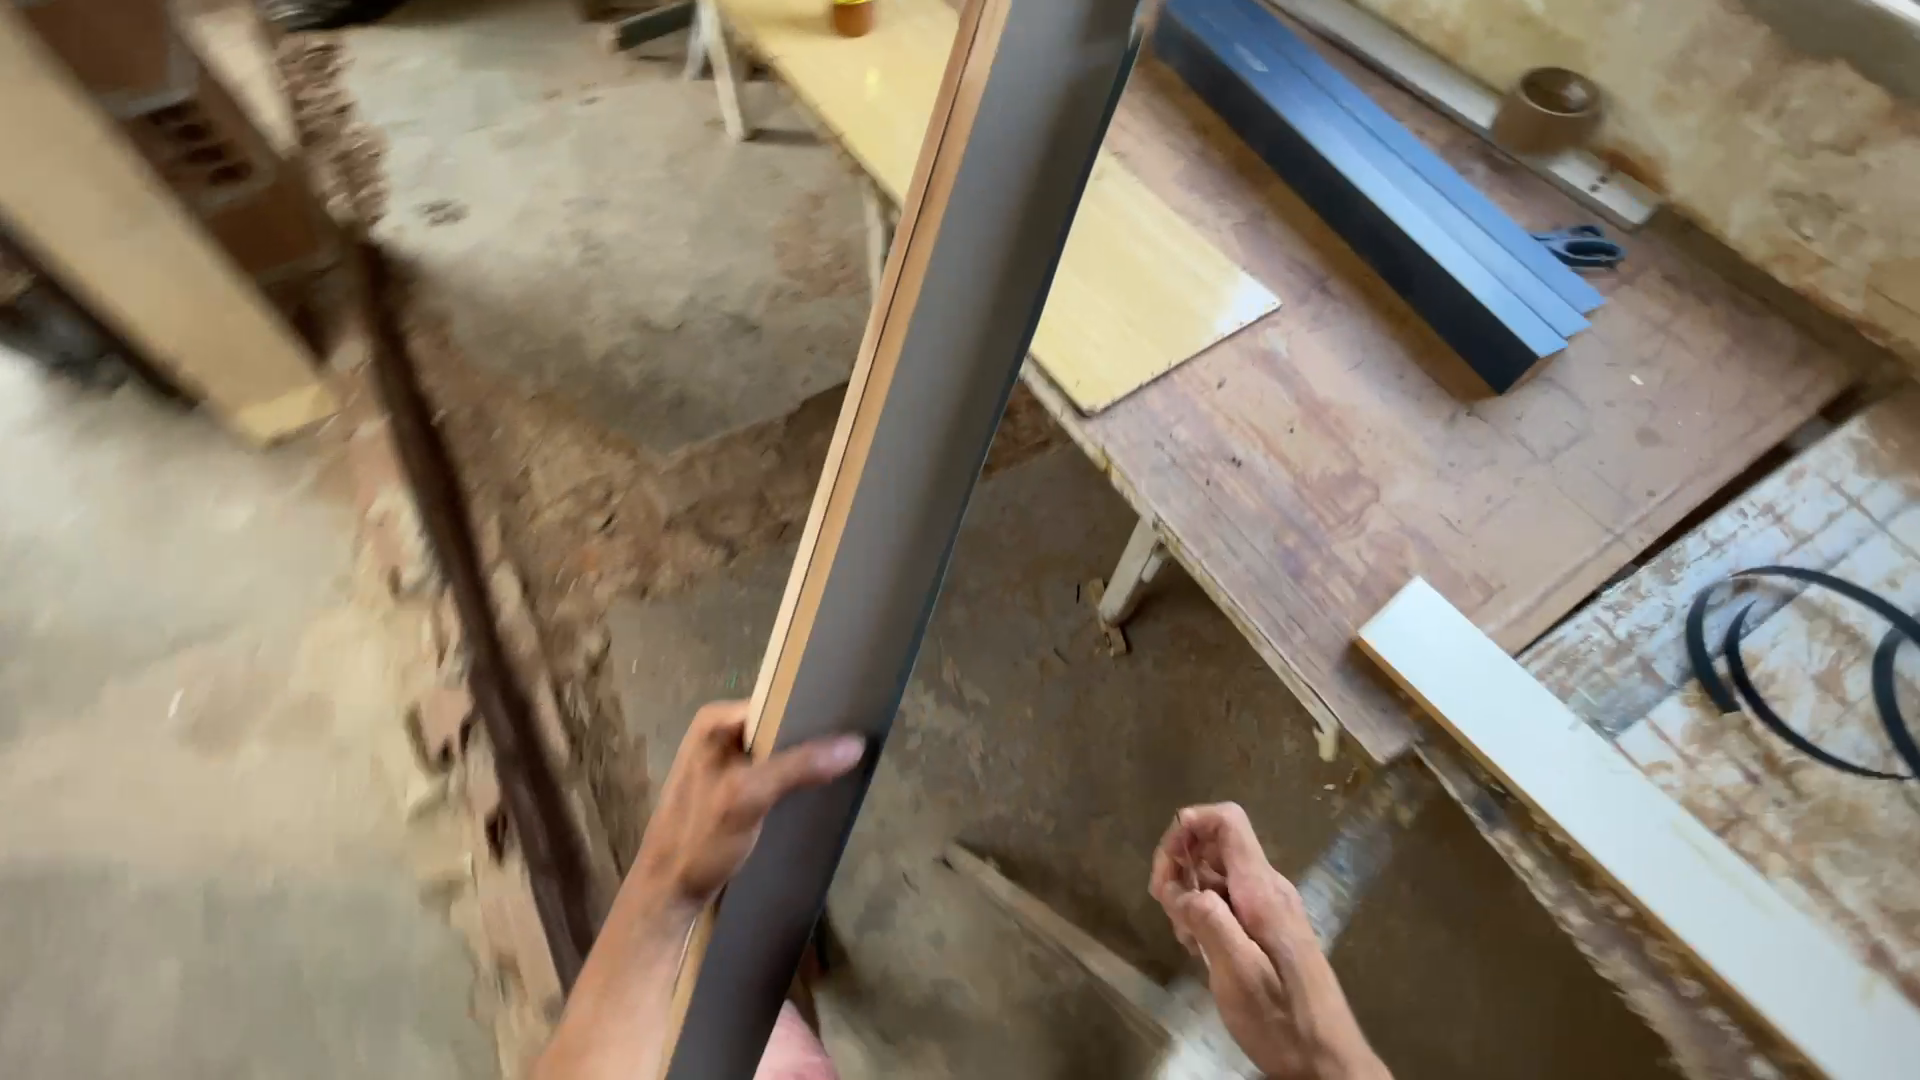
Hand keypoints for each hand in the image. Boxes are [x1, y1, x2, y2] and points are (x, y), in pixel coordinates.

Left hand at [633, 700, 865, 914]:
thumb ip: (798, 767)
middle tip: (852, 745)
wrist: (667, 897)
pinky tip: (817, 789)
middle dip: (812, 736)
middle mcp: (719, 731)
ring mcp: (726, 761)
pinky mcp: (734, 788)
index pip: (777, 701)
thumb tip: (856, 743)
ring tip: (844, 763)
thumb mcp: (748, 797)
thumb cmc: (699, 841)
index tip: (848, 719)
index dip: (812, 710)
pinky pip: (774, 772)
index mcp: (715, 719)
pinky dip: (795, 780)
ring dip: (807, 760)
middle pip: (780, 725)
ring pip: (779, 750)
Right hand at [1151, 803, 1387, 1079]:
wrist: (1330, 1066)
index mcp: (1261, 889)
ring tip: (1183, 934)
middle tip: (1164, 903)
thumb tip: (1180, 887)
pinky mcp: (1266, 928)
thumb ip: (1209, 922)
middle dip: (1180, 862)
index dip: (1190, 824)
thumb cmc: (1284, 1021)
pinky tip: (1198, 946)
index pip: (1227, 821)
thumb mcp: (1239, 975)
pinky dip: (1203, 910)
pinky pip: (1226, 899)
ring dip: (1189, 890)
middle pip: (1215, 843)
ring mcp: (1268, 907)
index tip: (1168, 861)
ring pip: (1216, 873)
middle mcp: (1267, 888)